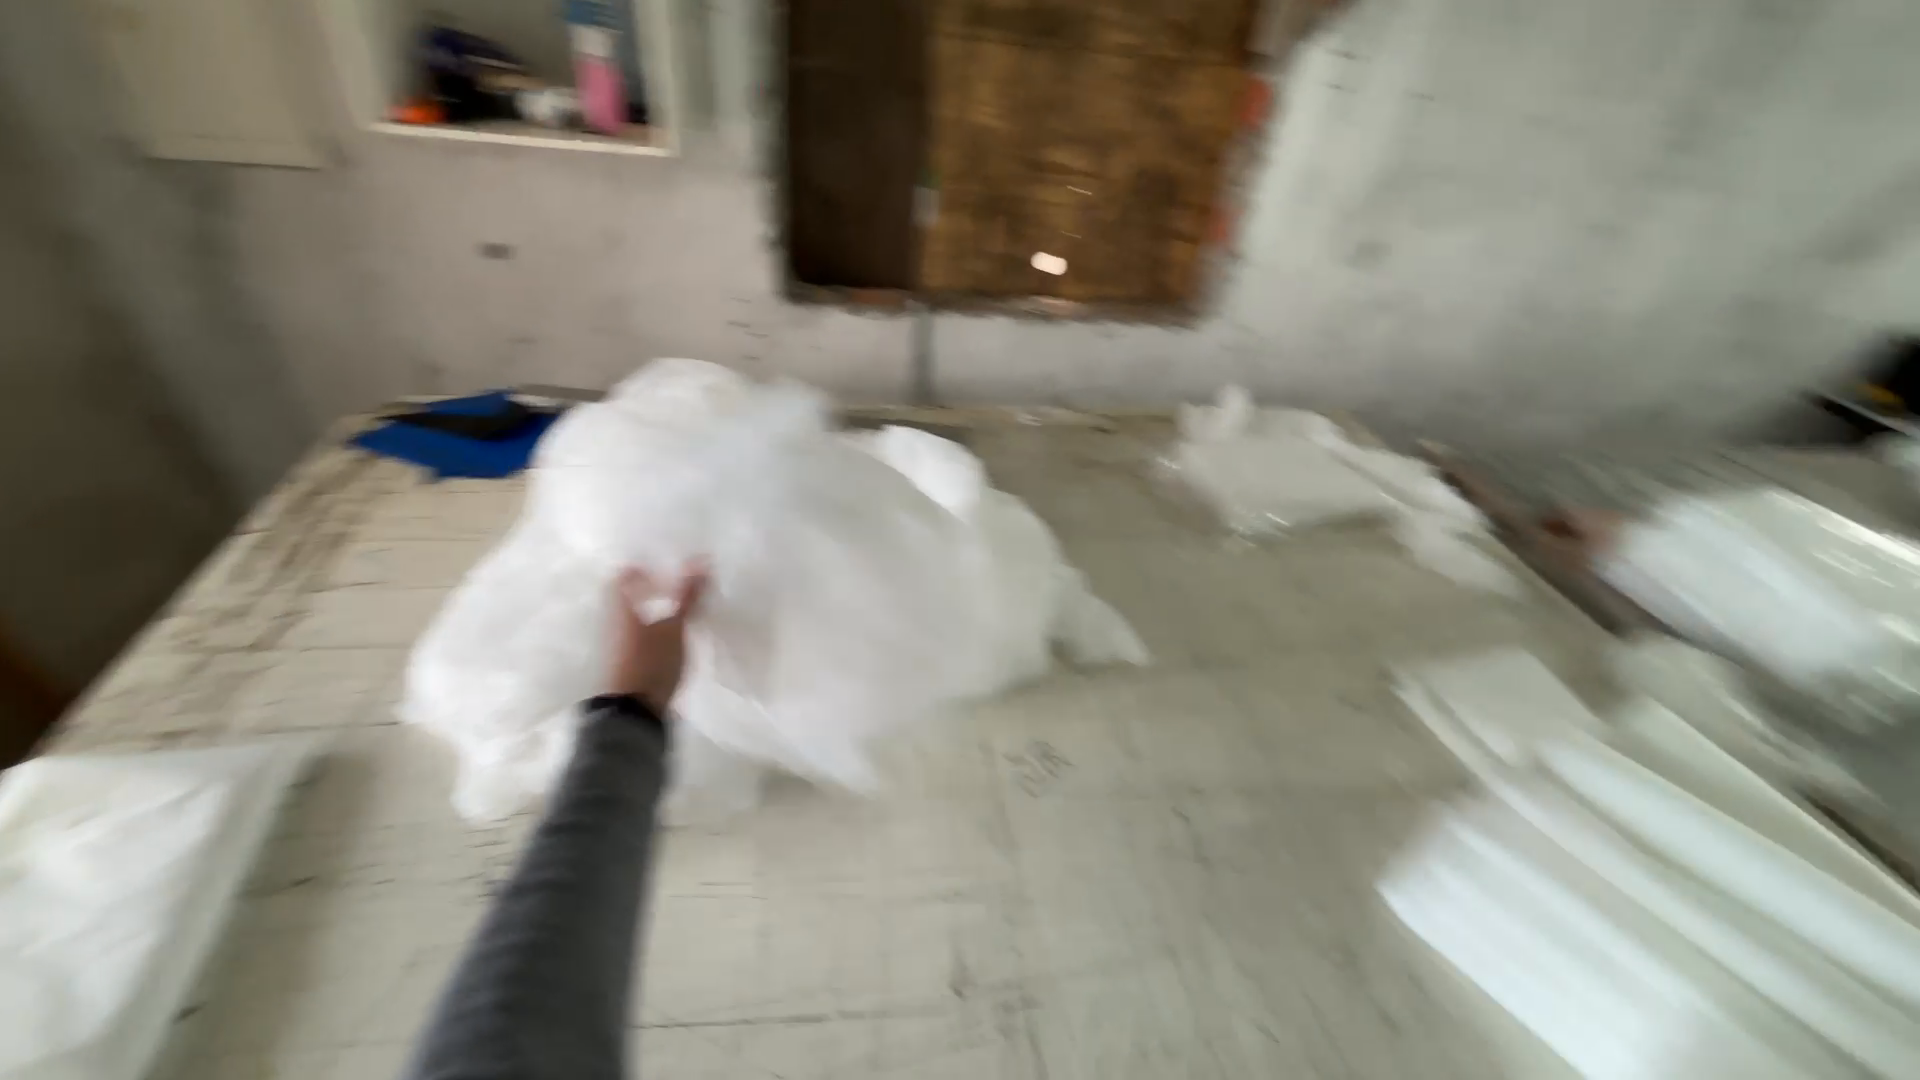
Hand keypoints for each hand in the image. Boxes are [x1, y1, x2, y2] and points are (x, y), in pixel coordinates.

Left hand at [603, 565, 706, 714]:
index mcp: (621, 607)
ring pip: (635, 617)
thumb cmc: (651, 661)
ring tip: (682, 610)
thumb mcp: (675, 626)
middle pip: (627, 596)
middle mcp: (614, 622)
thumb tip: (701, 559)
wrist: (634, 711)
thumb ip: (687, 595)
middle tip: (678, 585)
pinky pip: (640, 636)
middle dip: (650, 589)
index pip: (623, 577)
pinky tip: (675, 637)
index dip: (641, 568)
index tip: (664, 565)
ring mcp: (618, 645)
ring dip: (654, 611)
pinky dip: (655, 630)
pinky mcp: (627, 663)